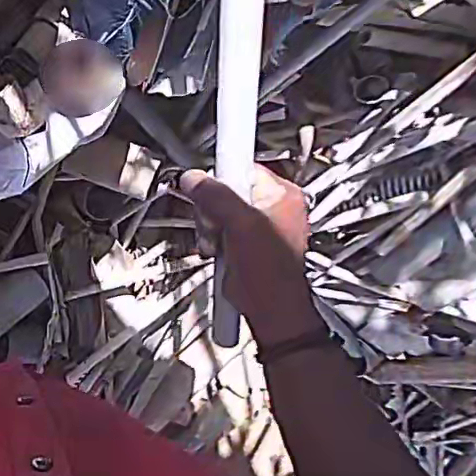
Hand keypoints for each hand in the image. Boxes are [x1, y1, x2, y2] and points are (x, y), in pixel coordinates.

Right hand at [178, 167, 324, 348]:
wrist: (270, 310)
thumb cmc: (271, 274)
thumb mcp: (242, 225)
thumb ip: (216, 197)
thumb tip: (194, 179)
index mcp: (281, 194)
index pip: (242, 165)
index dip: (222, 176)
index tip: (207, 181)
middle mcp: (270, 206)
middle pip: (223, 188)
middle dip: (212, 210)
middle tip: (219, 227)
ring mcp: (255, 224)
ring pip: (215, 209)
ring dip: (209, 227)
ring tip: (220, 243)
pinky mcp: (241, 240)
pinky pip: (214, 226)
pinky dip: (210, 238)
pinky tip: (218, 250)